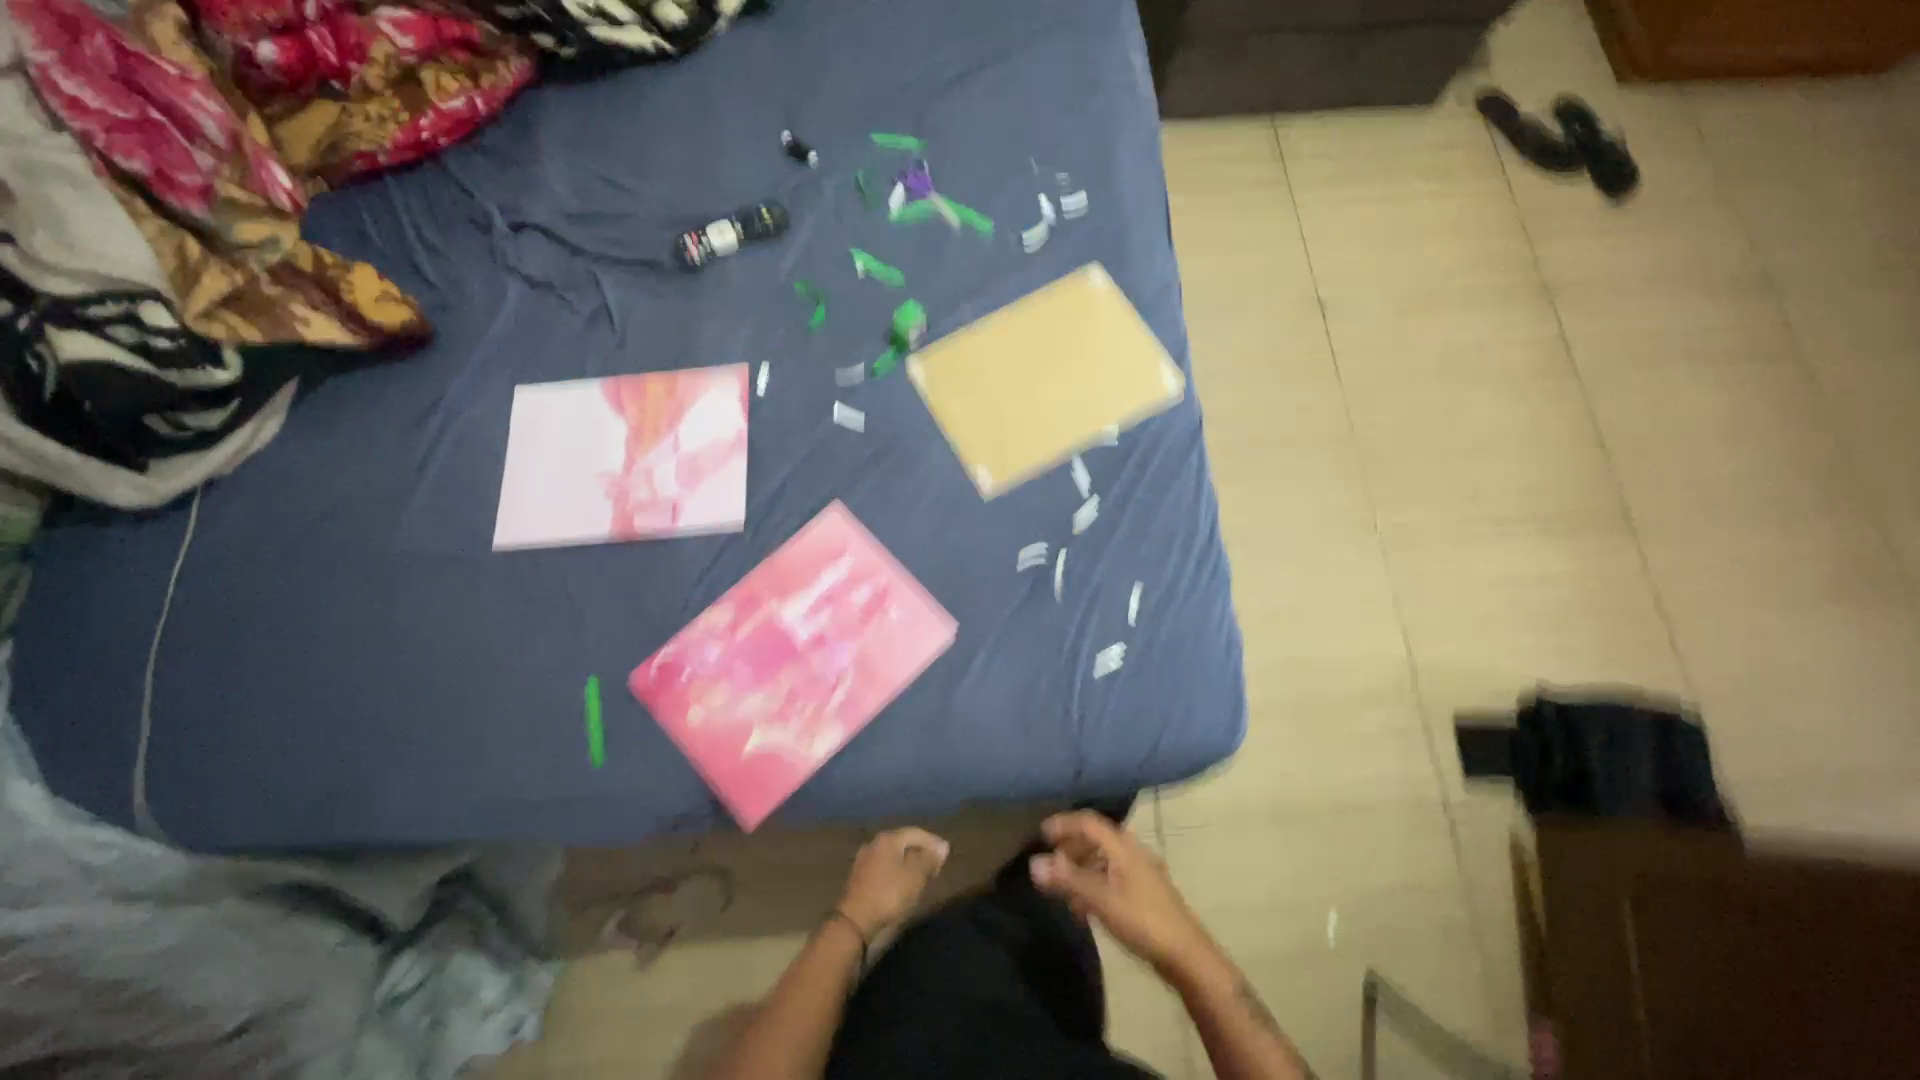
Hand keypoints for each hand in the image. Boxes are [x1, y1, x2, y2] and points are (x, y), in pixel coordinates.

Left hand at [836, 827, 949, 937]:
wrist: (855, 922)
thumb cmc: (889, 895)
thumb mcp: (916, 876)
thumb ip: (929, 859)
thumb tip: (942, 846)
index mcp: (887, 839)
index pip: (915, 832)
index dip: (933, 841)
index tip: (946, 854)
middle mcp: (873, 844)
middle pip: (902, 843)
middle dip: (920, 852)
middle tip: (936, 865)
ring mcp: (864, 861)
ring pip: (893, 857)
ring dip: (908, 864)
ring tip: (923, 876)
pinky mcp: (859, 879)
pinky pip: (884, 869)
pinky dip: (897, 873)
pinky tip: (904, 885)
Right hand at [1029, 811, 1214, 975]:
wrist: (1186, 955)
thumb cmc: (1143, 922)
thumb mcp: (1101, 900)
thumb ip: (1068, 881)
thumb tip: (1034, 863)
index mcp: (1123, 848)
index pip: (1089, 823)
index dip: (1064, 824)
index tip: (1041, 834)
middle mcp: (1133, 853)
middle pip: (1096, 839)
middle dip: (1071, 847)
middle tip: (1051, 863)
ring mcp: (1141, 874)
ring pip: (1104, 859)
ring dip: (1081, 868)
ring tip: (1063, 888)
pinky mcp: (1144, 894)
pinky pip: (1112, 877)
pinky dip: (1094, 883)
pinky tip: (1085, 907)